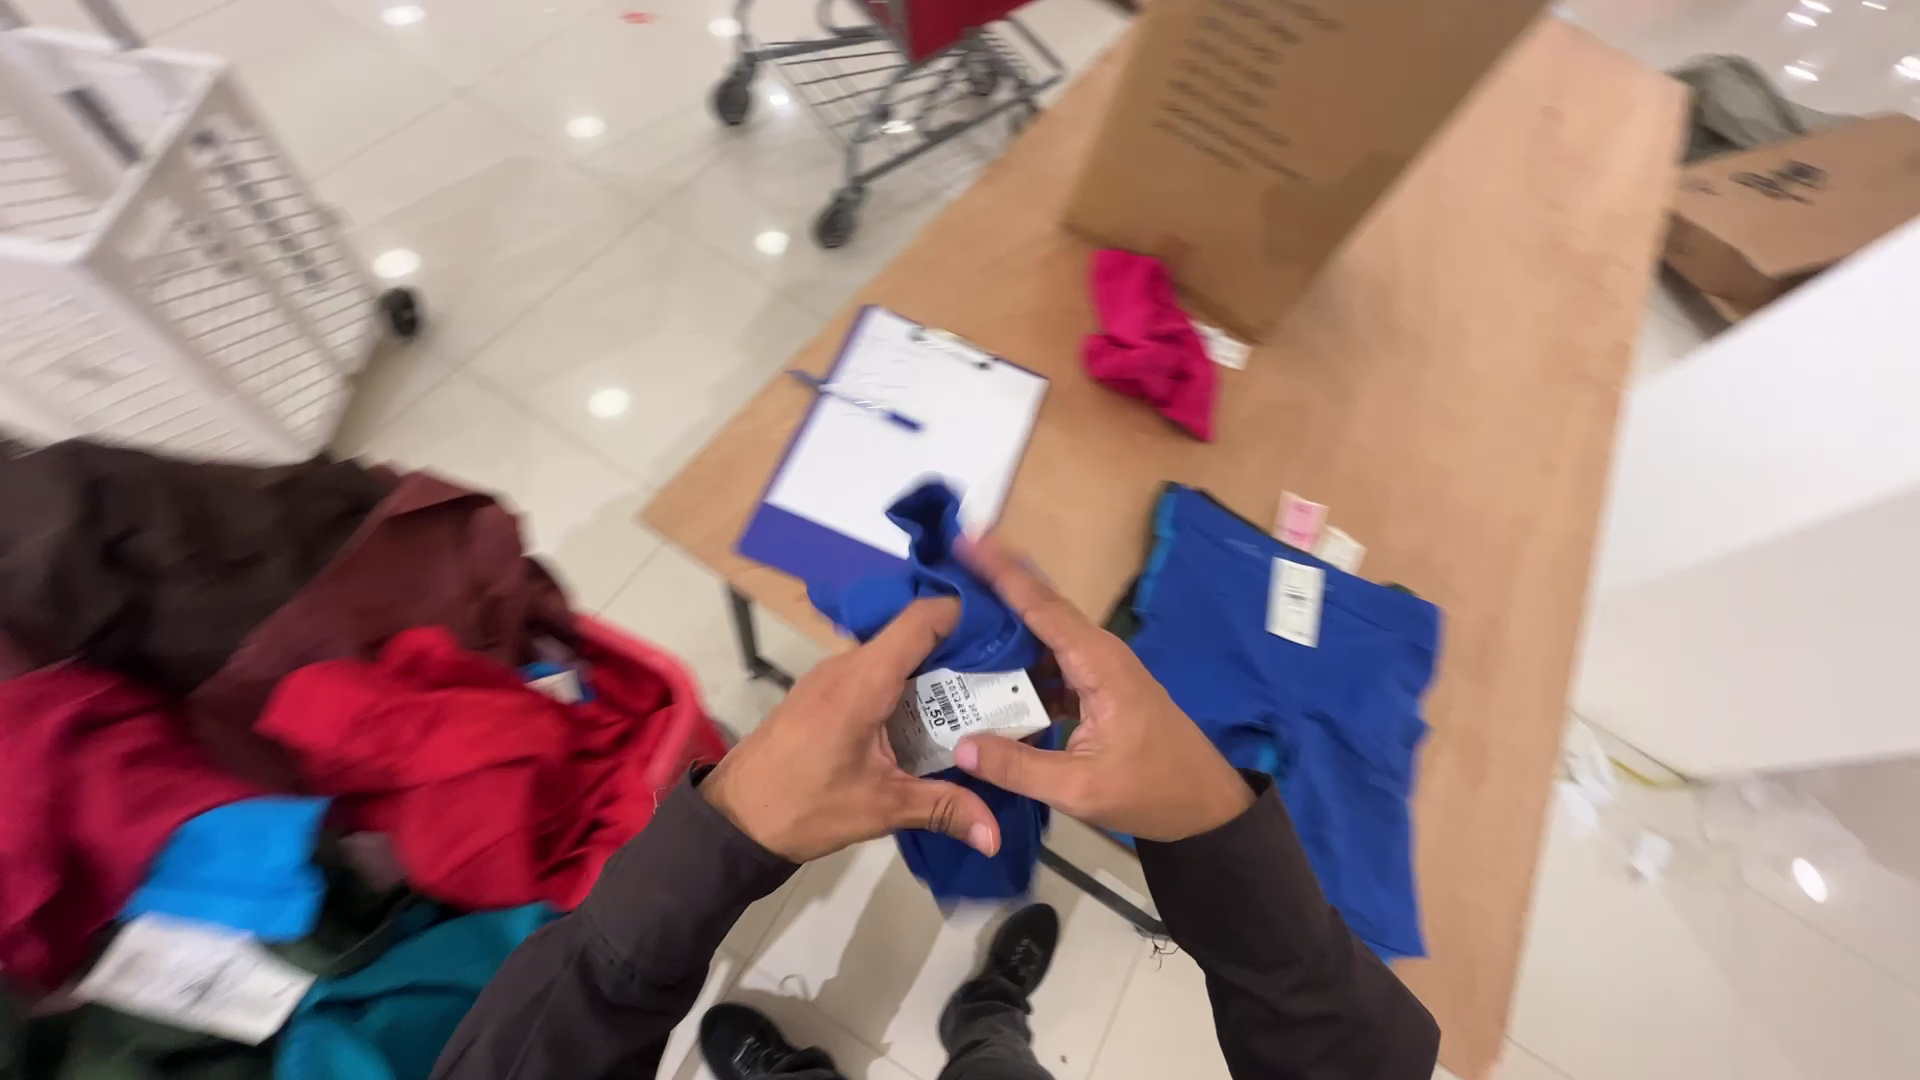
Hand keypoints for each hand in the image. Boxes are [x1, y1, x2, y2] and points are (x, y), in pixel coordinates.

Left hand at [701, 598, 1000, 862]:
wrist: (733, 818)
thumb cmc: (803, 804)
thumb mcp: (879, 808)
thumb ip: (942, 809)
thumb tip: (996, 836)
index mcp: (865, 680)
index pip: (921, 619)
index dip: (965, 614)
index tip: (1006, 630)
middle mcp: (850, 663)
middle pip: (915, 633)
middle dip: (963, 647)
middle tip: (1007, 671)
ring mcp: (835, 674)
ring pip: (897, 652)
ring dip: (936, 668)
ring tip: (982, 692)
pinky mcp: (827, 690)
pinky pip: (878, 669)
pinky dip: (911, 682)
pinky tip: (934, 713)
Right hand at [951, 534, 1254, 841]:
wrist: (1204, 806)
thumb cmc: (1151, 791)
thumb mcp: (1081, 788)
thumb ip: (1019, 768)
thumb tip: (959, 746)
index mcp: (1098, 663)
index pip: (1042, 606)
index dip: (1002, 572)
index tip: (968, 540)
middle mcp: (1097, 652)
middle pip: (1039, 608)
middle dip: (996, 582)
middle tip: (949, 563)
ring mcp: (1096, 667)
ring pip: (1042, 633)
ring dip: (1003, 621)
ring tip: (954, 609)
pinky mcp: (1093, 685)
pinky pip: (1048, 661)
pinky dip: (1017, 658)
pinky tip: (984, 666)